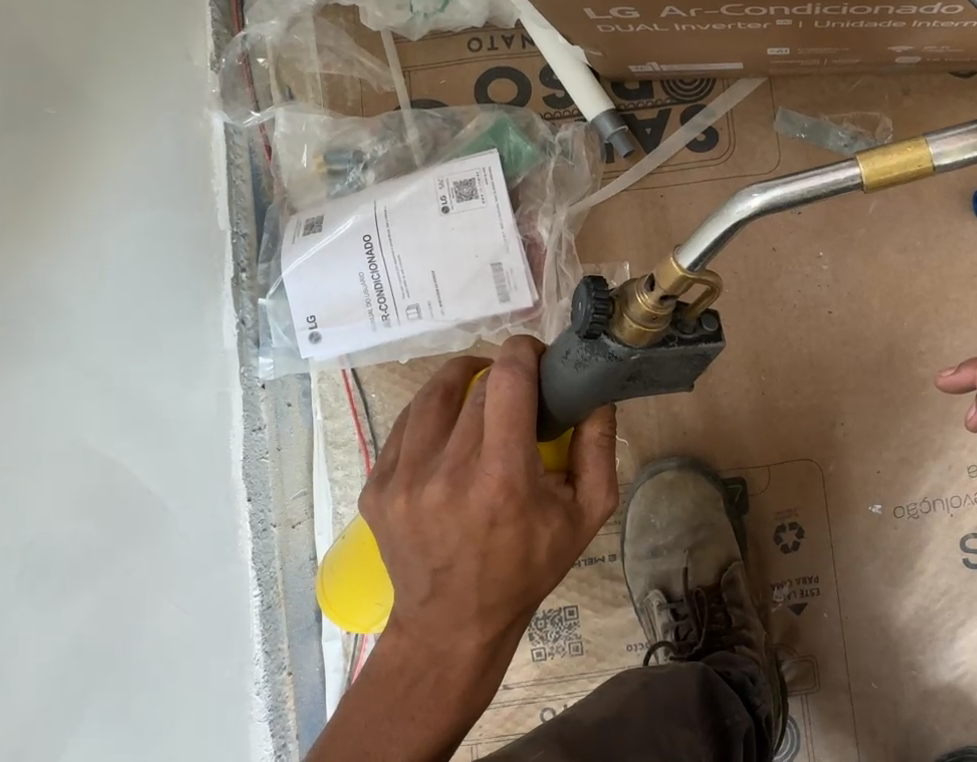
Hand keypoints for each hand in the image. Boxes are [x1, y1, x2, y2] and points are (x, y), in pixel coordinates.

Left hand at [358, 338, 619, 662]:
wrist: (452, 624)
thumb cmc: (528, 567)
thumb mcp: (587, 514)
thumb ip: (599, 449)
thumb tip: (596, 396)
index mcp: (503, 477)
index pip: (507, 380)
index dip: (523, 352)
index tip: (537, 354)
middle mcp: (446, 472)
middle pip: (473, 384)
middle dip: (501, 370)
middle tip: (520, 383)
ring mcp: (402, 480)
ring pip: (431, 394)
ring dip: (461, 380)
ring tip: (481, 389)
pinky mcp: (377, 488)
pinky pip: (405, 425)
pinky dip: (432, 413)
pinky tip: (451, 427)